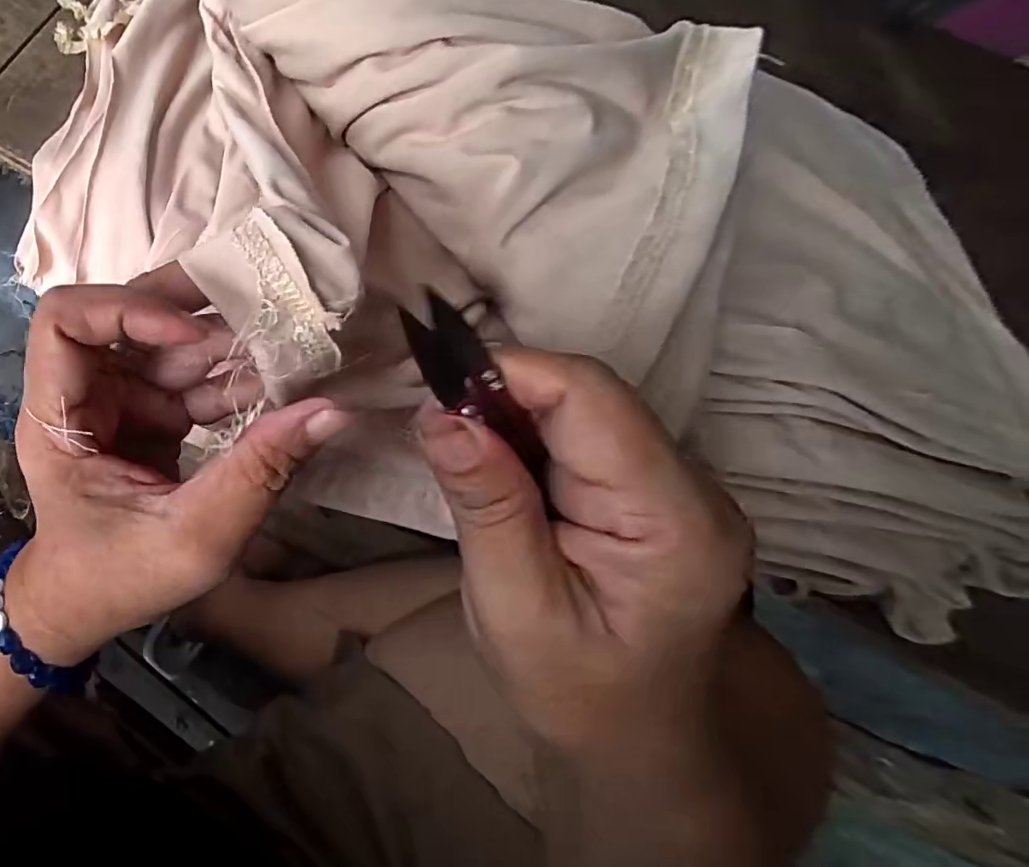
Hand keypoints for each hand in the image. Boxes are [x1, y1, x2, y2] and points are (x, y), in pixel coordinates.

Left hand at [7, 283, 349, 663]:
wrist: (87, 601)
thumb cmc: (117, 576)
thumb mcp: (193, 536)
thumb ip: (258, 473)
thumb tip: (330, 411)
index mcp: (57, 417)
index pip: (62, 321)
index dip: (123, 309)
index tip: (189, 333)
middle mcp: (77, 393)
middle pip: (118, 315)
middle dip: (184, 308)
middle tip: (255, 305)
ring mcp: (110, 399)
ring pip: (160, 341)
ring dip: (218, 345)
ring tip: (278, 351)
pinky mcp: (140, 411)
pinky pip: (183, 374)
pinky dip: (225, 377)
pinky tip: (269, 384)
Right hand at [416, 349, 753, 761]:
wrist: (637, 741)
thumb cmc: (574, 688)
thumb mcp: (513, 604)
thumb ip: (485, 505)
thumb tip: (439, 417)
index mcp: (670, 518)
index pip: (589, 396)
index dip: (504, 373)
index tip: (429, 393)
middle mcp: (687, 485)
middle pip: (583, 392)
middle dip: (493, 392)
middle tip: (429, 428)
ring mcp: (669, 483)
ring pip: (573, 404)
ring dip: (498, 412)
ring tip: (449, 449)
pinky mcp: (640, 487)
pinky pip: (571, 430)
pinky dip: (513, 431)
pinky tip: (482, 462)